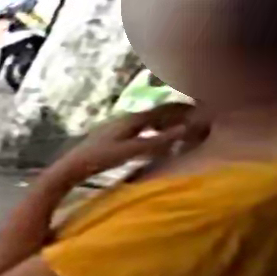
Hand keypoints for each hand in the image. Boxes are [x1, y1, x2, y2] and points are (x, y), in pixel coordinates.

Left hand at [49, 103, 197, 183]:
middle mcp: (125, 118)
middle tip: (196, 124)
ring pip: (147, 121)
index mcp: (133, 118)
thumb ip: (160, 139)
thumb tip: (188, 127)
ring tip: (178, 134)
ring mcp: (116, 126)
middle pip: (158, 113)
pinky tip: (153, 142)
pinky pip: (137, 129)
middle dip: (178, 117)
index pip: (168, 108)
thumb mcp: (133, 150)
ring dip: (164, 125)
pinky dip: (150, 132)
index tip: (207, 114)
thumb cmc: (100, 158)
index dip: (188, 110)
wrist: (70, 167)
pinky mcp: (109, 136)